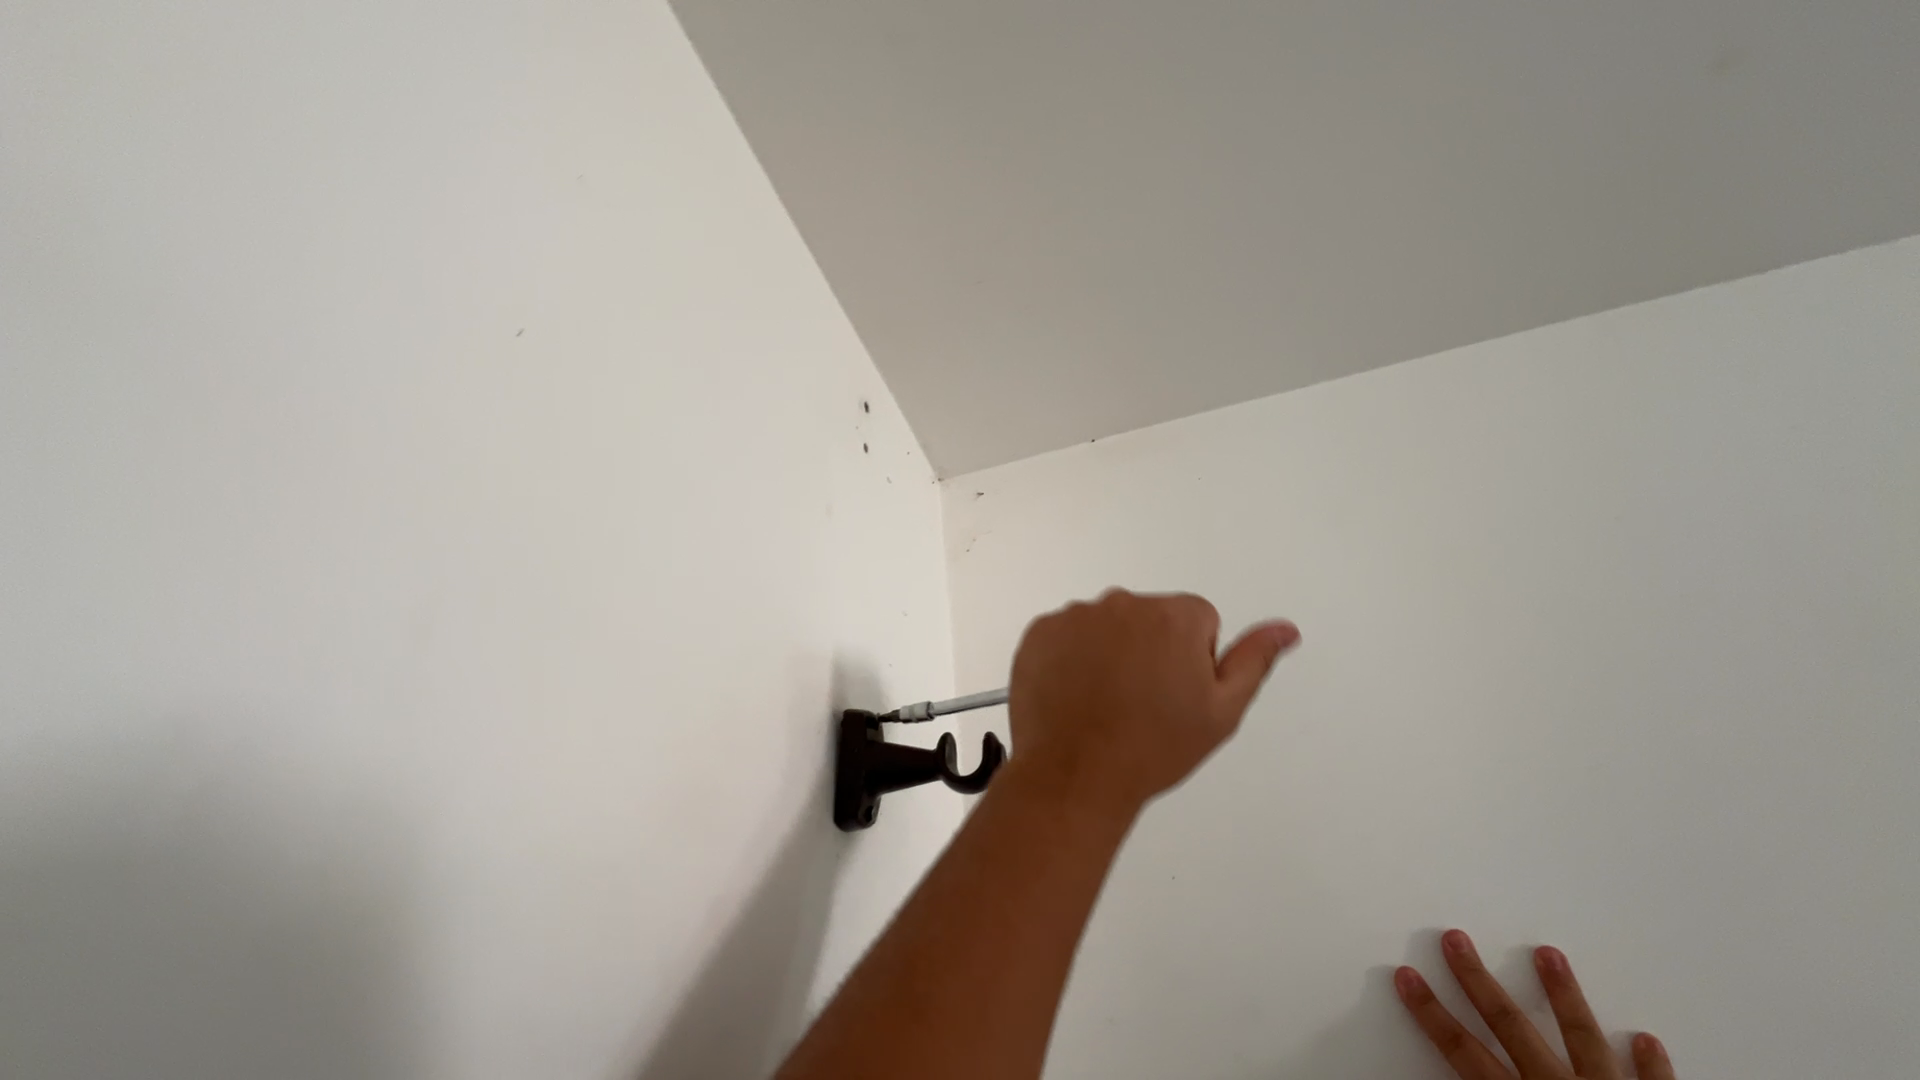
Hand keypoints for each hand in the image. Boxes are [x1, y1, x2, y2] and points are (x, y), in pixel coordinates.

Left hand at [1002, 588, 1298, 811]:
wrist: (1076, 774)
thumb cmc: (1152, 747)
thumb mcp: (1222, 711)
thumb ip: (1254, 660)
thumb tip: (1285, 628)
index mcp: (1175, 615)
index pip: (1198, 620)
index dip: (1194, 659)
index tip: (1177, 693)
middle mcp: (1123, 603)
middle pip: (1150, 618)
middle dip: (1151, 650)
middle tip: (1142, 702)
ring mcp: (1076, 616)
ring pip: (1106, 626)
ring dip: (1109, 652)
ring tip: (1106, 703)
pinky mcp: (1040, 632)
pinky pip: (1066, 636)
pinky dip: (1070, 657)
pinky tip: (1076, 696)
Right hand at [1396, 930, 1674, 1079]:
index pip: (1463, 1053)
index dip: (1431, 1014)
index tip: (1408, 978)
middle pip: (1510, 1027)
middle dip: (1478, 981)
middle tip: (1457, 941)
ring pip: (1582, 1037)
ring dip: (1563, 995)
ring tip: (1550, 954)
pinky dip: (1649, 1064)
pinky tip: (1645, 1041)